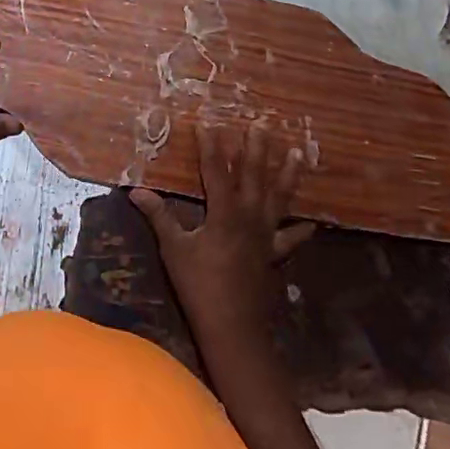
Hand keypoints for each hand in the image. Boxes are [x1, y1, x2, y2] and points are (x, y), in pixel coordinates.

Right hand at [128, 124, 315, 339]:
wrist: (233, 326)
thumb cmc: (200, 285)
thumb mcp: (175, 250)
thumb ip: (159, 217)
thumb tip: (136, 191)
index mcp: (224, 211)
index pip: (216, 170)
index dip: (210, 145)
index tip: (208, 122)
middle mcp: (250, 216)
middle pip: (254, 175)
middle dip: (257, 148)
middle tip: (263, 124)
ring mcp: (266, 234)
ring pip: (279, 197)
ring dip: (287, 175)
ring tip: (298, 153)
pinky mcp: (274, 253)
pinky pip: (290, 237)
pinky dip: (301, 229)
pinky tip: (313, 223)